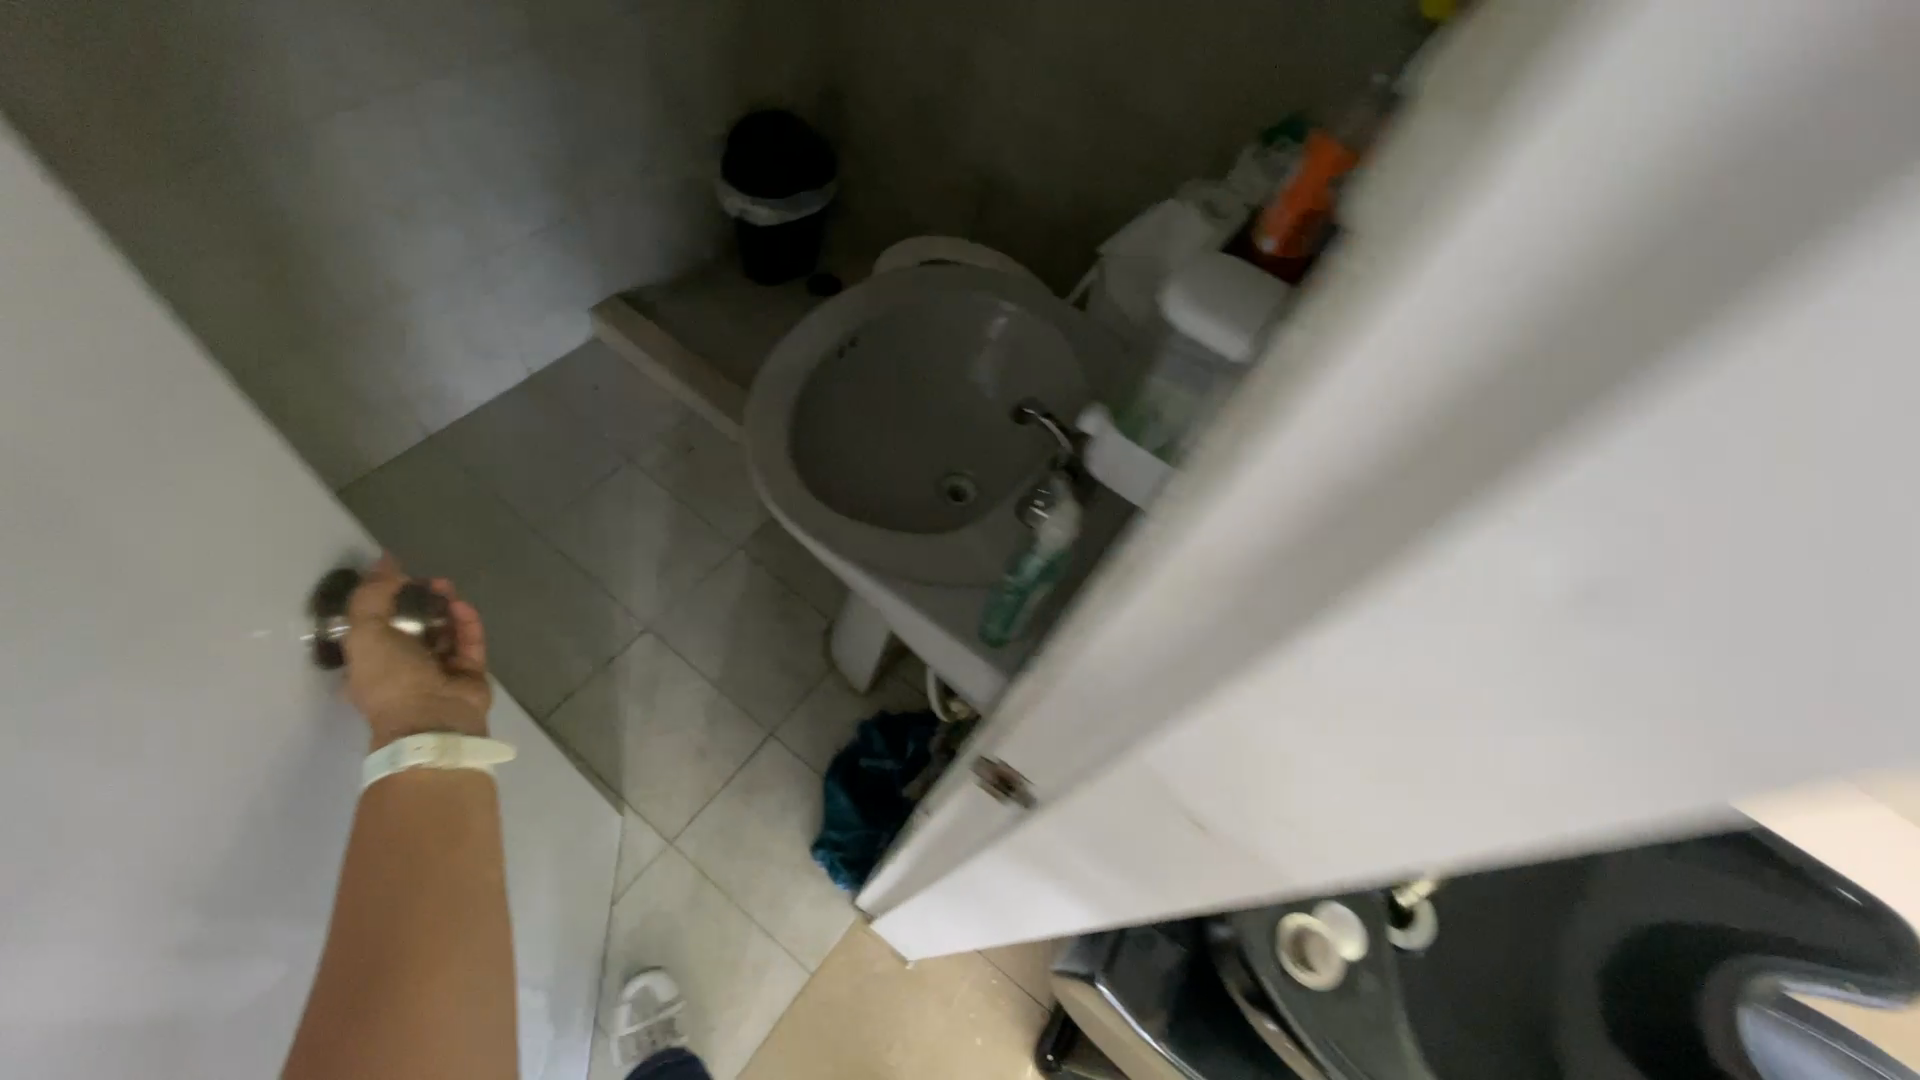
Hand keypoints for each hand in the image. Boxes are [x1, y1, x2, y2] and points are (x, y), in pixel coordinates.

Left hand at [342, 554, 492, 748]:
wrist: (433, 717)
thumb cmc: (391, 678)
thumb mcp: (365, 632)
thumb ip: (372, 595)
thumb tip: (384, 560)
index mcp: (372, 661)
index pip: (379, 623)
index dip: (389, 599)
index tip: (402, 577)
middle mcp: (404, 665)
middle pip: (415, 624)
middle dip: (422, 600)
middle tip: (433, 582)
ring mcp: (439, 670)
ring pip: (444, 631)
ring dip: (445, 608)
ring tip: (449, 589)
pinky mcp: (470, 672)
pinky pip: (469, 642)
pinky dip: (467, 624)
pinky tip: (464, 607)